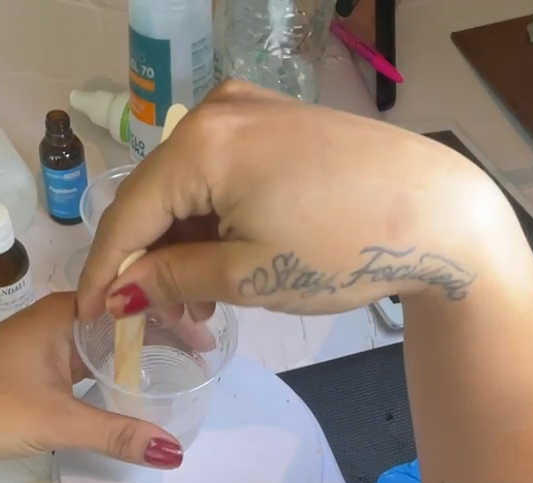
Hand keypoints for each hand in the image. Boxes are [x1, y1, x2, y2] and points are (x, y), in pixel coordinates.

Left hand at [0, 292, 185, 468]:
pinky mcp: (30, 366)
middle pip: (119, 320)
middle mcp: (54, 319)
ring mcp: (40, 342)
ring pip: (100, 342)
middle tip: (202, 360)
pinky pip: (83, 360)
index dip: (171, 317)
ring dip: (134, 355)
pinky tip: (126, 389)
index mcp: (63, 314)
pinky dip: (109, 370)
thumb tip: (174, 451)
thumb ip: (117, 435)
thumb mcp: (57, 422)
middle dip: (160, 335)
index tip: (207, 342)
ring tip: (176, 372)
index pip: (131, 303)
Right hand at [76, 81, 515, 321]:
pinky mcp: (277, 126)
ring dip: (182, 248)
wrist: (439, 215)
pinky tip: (223, 264)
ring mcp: (249, 112)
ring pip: (188, 190)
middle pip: (155, 199)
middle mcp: (216, 112)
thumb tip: (122, 290)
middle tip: (156, 321)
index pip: (128, 215)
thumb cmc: (342, 247)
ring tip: (200, 304)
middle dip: (149, 263)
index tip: (93, 317)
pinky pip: (221, 178)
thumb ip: (174, 278)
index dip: (106, 272)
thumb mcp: (248, 274)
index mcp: (201, 142)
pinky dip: (212, 224)